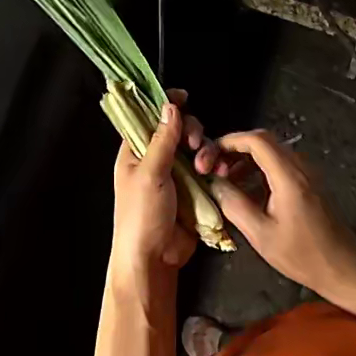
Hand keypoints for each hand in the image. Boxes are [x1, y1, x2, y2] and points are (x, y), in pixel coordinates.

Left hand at [110, 94, 207, 284]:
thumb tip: (170, 106)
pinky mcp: (193, 191)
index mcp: (135, 152)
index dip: (164, 104)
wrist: (154, 259)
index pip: (148, 118)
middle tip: (195, 144)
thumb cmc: (142, 215)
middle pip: (178, 130)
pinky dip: (214, 167)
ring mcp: (175, 175)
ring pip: (196, 149)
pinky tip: (220, 173)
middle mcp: (155, 160)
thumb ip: (162, 140)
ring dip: (204, 151)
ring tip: (206, 166)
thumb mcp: (150, 174)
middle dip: (191, 131)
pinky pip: (207, 170)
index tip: (183, 96)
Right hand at [204, 130, 355, 322]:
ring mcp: (306, 174)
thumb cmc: (303, 255)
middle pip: (263, 141)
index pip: (257, 140)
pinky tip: (244, 190)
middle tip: (214, 168)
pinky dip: (257, 170)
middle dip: (234, 149)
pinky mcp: (308, 184)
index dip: (229, 142)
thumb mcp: (261, 234)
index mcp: (288, 177)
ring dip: (245, 160)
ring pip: (270, 152)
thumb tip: (214, 184)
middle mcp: (300, 168)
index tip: (209, 155)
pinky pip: (278, 165)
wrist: (344, 268)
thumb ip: (234, 204)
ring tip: (225, 180)